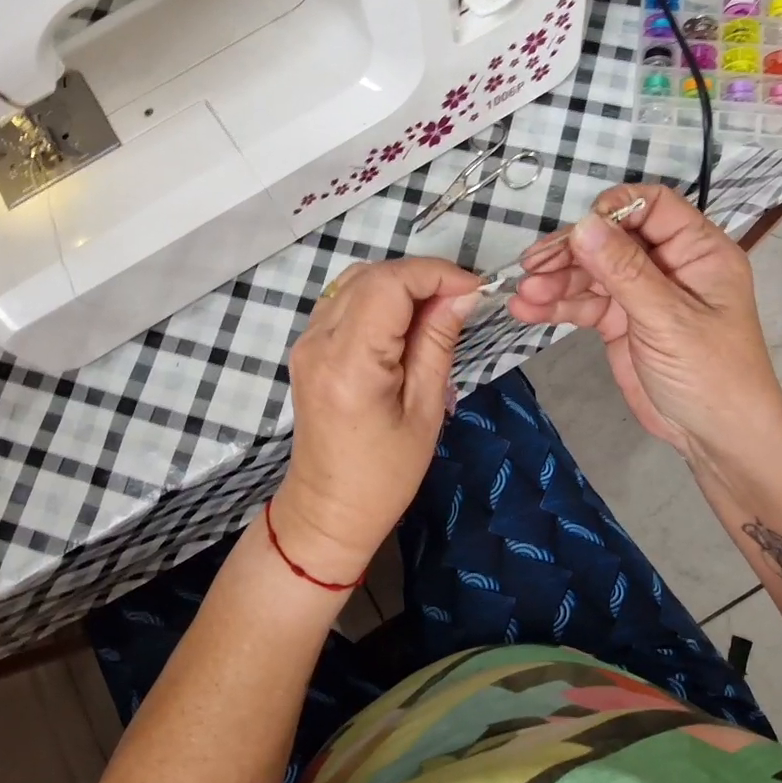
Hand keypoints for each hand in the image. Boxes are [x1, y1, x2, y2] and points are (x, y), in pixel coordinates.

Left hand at [276, 258, 484, 584]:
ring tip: (438, 310)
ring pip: (356, 281)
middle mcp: (319, 342)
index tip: (474, 289)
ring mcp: (307, 342)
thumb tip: (463, 294)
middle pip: (371, 276)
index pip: (389, 284)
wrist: (329, 508)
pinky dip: (379, 298)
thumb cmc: (385, 474)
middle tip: (461, 300)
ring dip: (400, 284)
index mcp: (349, 363)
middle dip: (422, 277)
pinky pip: (344, 301)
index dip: (435, 274)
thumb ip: (438, 342)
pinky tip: (405, 322)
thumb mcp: (425, 409)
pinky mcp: (307, 347)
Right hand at [508, 184, 781, 461]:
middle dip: (570, 253)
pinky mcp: (620, 322)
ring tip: (523, 297)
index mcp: (697, 251)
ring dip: (555, 282)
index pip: (652, 207)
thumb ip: (624, 271)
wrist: (715, 439)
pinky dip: (556, 305)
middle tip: (531, 268)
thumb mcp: (668, 319)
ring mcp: (641, 294)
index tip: (576, 230)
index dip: (613, 210)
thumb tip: (582, 224)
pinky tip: (528, 311)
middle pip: (611, 240)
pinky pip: (584, 302)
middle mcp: (667, 265)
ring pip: (591, 271)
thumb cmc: (712, 374)